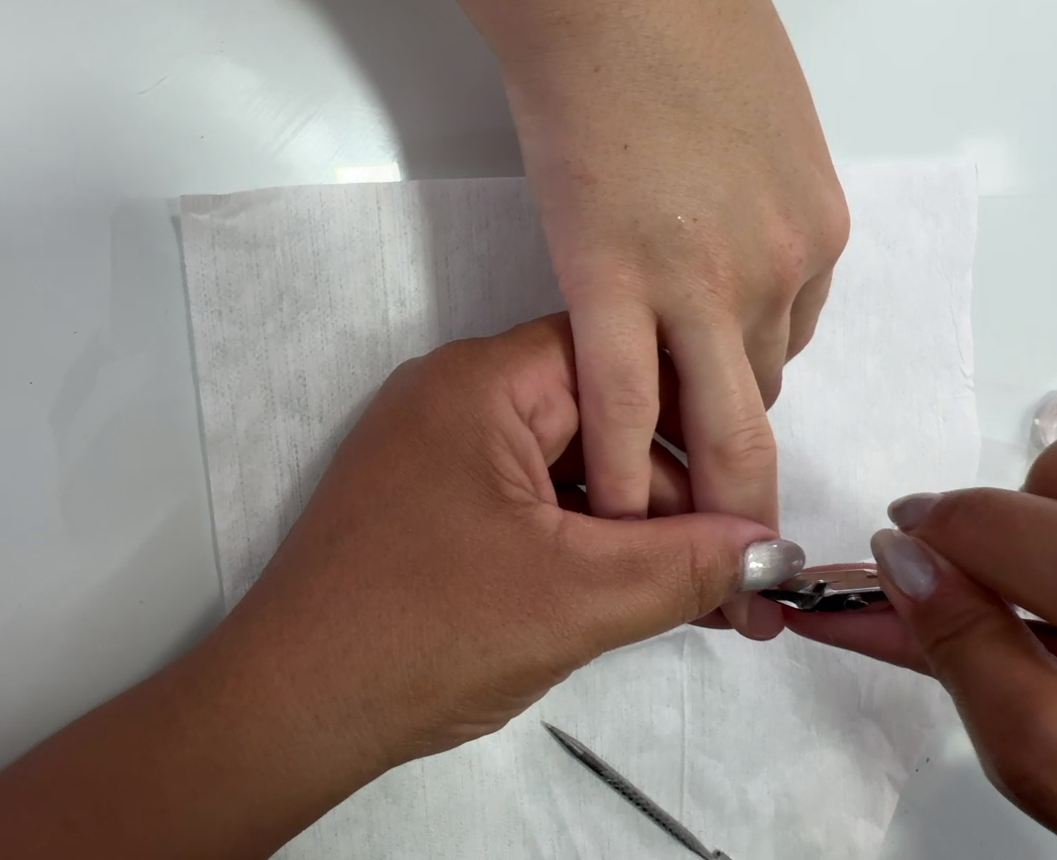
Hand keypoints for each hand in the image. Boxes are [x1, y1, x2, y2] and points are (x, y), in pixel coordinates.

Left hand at [0, 316, 803, 859]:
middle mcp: (459, 393)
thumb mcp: (571, 598)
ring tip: (684, 543)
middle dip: (660, 453)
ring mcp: (448, 438)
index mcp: (482, 387)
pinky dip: (589, 510)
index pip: (607, 350)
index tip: (740, 448)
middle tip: (729, 510)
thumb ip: (673, 560)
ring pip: (569, 440)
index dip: (678, 394)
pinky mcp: (443, 486)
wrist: (293, 706)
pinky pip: (542, 475)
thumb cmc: (414, 638)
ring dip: (626, 490)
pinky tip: (624, 555)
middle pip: (592, 394)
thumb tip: (763, 539)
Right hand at [249, 0, 848, 641]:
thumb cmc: (677, 21)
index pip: (787, 341)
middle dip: (745, 481)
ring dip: (693, 496)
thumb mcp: (752, 112)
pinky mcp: (614, 277)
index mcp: (813, 227)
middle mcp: (777, 268)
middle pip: (761, 399)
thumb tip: (723, 242)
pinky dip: (616, 466)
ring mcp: (702, 280)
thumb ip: (753, 196)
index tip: (708, 414)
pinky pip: (622, 399)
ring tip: (672, 557)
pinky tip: (602, 512)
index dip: (742, 386)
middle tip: (729, 543)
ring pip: (712, 420)